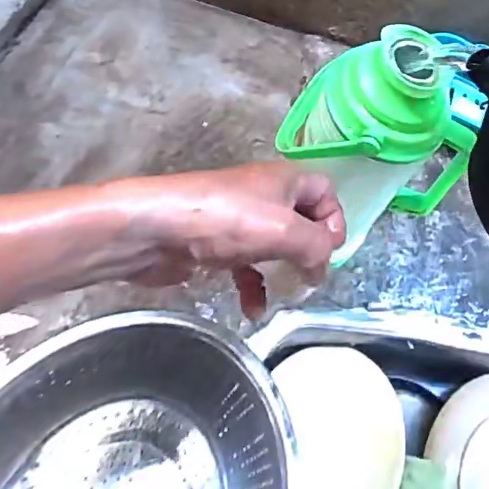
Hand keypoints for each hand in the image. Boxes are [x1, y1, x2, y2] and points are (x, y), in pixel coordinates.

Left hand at [104, 161, 344, 317]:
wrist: (154, 229)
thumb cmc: (225, 221)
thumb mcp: (284, 231)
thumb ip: (315, 247)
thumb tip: (323, 266)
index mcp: (286, 180)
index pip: (326, 192)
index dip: (334, 219)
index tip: (328, 252)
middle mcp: (265, 194)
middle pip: (302, 219)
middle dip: (310, 250)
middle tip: (310, 277)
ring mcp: (239, 219)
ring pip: (275, 245)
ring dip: (283, 271)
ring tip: (286, 296)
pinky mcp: (215, 243)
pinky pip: (247, 264)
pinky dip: (253, 285)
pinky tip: (252, 309)